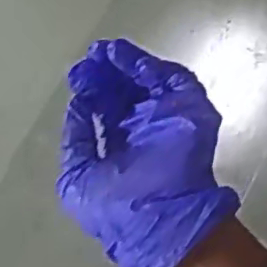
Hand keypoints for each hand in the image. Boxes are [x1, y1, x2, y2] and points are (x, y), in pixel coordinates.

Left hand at [57, 38, 239, 266]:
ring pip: (149, 79)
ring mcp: (168, 113)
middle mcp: (145, 125)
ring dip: (128, 63)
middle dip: (109, 72)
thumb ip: (78, 139)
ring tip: (107, 50)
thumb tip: (78, 104)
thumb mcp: (78, 177)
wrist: (161, 217)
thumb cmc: (114, 207)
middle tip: (93, 55)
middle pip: (128, 89)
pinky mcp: (189, 106)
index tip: (80, 73)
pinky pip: (172, 80)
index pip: (108, 108)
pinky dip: (151, 67)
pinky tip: (128, 59)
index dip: (94, 89)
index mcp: (121, 144)